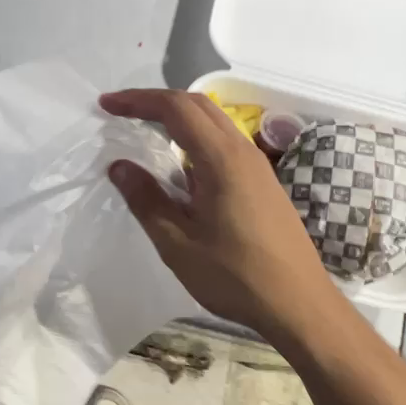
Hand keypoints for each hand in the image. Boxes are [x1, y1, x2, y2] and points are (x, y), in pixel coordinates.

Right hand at [99, 88, 341, 338]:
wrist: (299, 304)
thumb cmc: (236, 277)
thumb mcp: (178, 244)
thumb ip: (147, 200)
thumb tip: (119, 165)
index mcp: (221, 159)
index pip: (176, 109)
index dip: (138, 100)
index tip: (106, 105)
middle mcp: (243, 152)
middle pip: (197, 105)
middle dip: (156, 101)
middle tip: (121, 111)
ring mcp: (258, 166)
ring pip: (214, 123)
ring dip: (178, 118)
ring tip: (144, 132)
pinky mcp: (264, 183)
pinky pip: (225, 144)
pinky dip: (195, 139)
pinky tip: (180, 167)